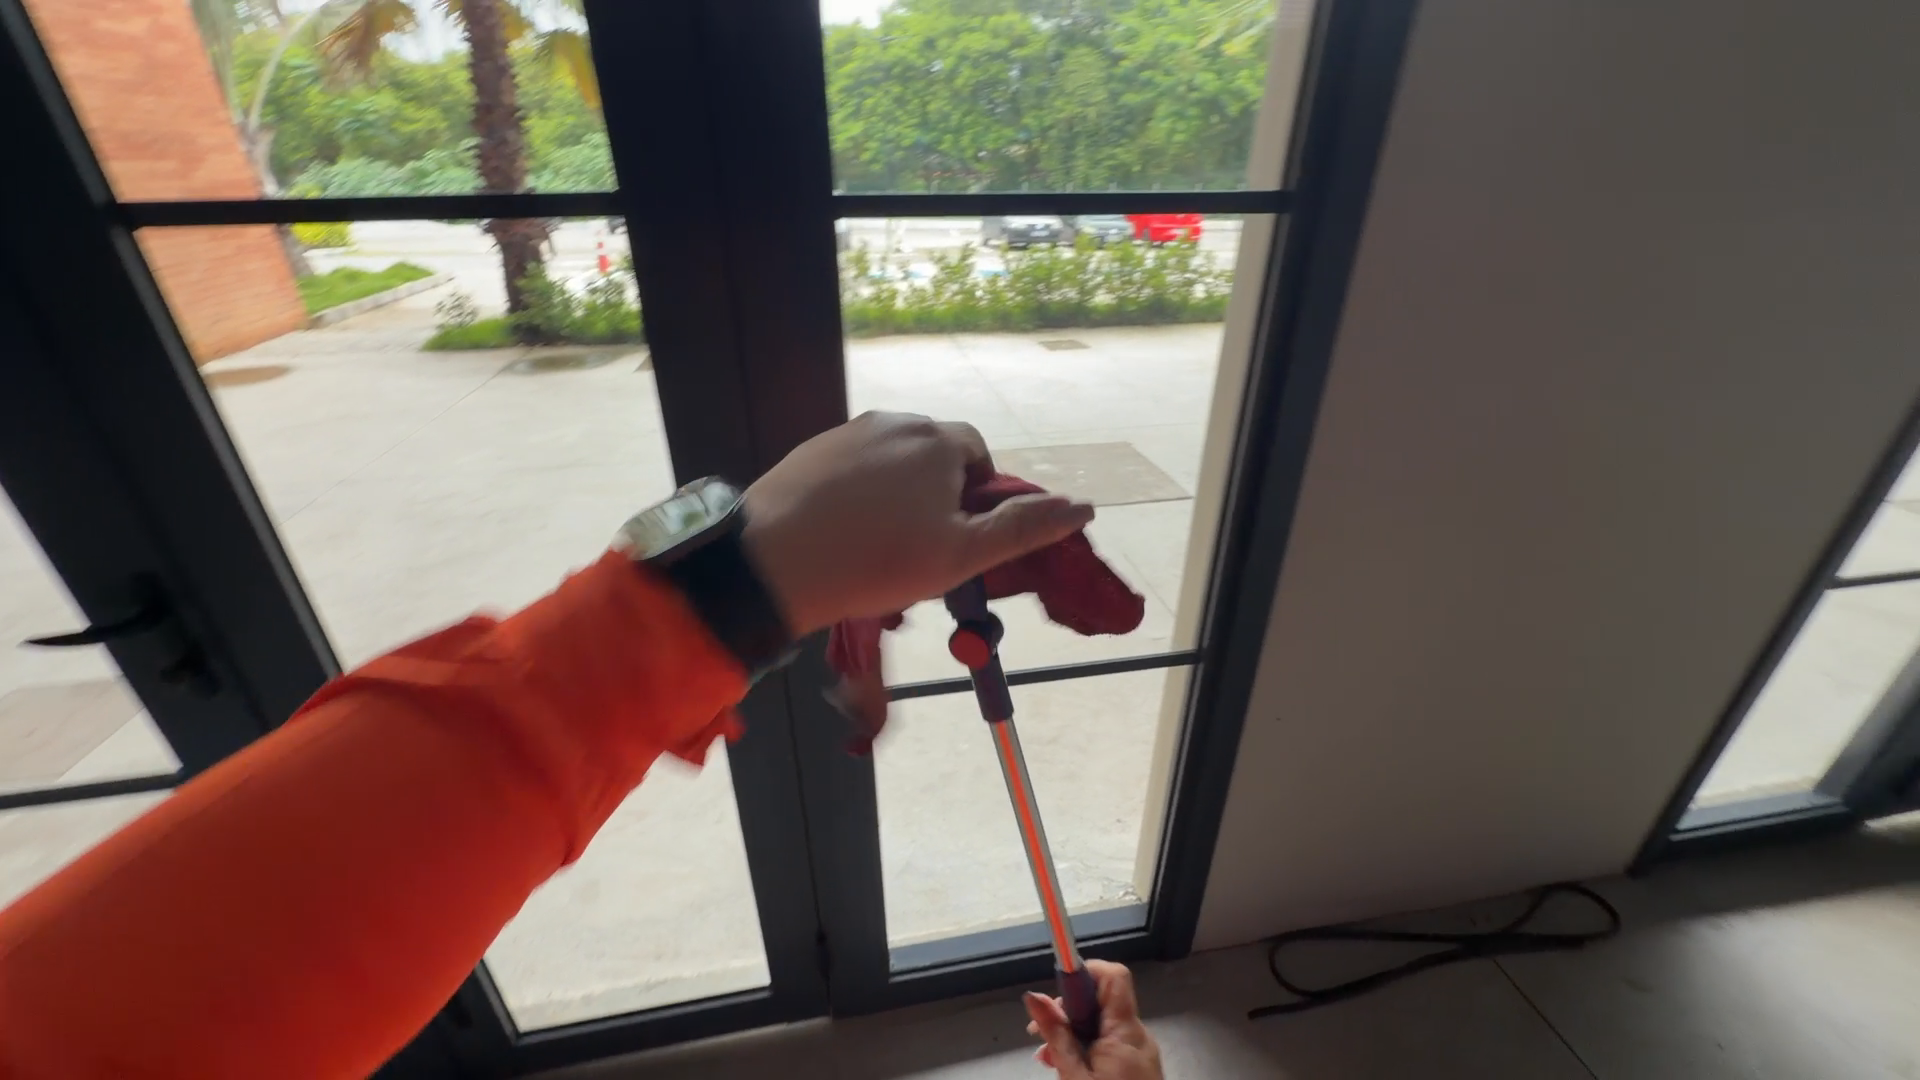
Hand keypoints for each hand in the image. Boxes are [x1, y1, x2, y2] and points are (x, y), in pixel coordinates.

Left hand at [741, 411, 1094, 635]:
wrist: (773, 562)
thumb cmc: (878, 560)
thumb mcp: (962, 554)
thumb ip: (1023, 527)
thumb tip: (1082, 505)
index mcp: (938, 440)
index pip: (979, 455)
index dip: (978, 496)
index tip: (959, 536)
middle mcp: (895, 421)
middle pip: (936, 454)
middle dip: (939, 494)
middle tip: (920, 546)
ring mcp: (848, 431)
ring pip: (894, 461)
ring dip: (900, 493)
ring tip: (879, 544)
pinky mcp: (812, 449)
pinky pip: (855, 466)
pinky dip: (862, 492)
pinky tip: (845, 530)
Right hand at [1024, 961, 1162, 1078]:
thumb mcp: (1075, 1077)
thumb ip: (1056, 1034)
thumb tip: (1033, 995)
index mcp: (1127, 1032)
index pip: (1113, 976)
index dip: (1084, 973)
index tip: (1057, 989)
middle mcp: (1139, 1036)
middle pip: (1102, 1000)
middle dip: (1068, 1010)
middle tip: (1039, 1034)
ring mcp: (1141, 1053)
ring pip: (1103, 1024)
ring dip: (1074, 1032)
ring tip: (1049, 1058)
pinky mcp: (1139, 1069)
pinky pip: (1111, 1043)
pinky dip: (1088, 1048)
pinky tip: (1069, 1068)